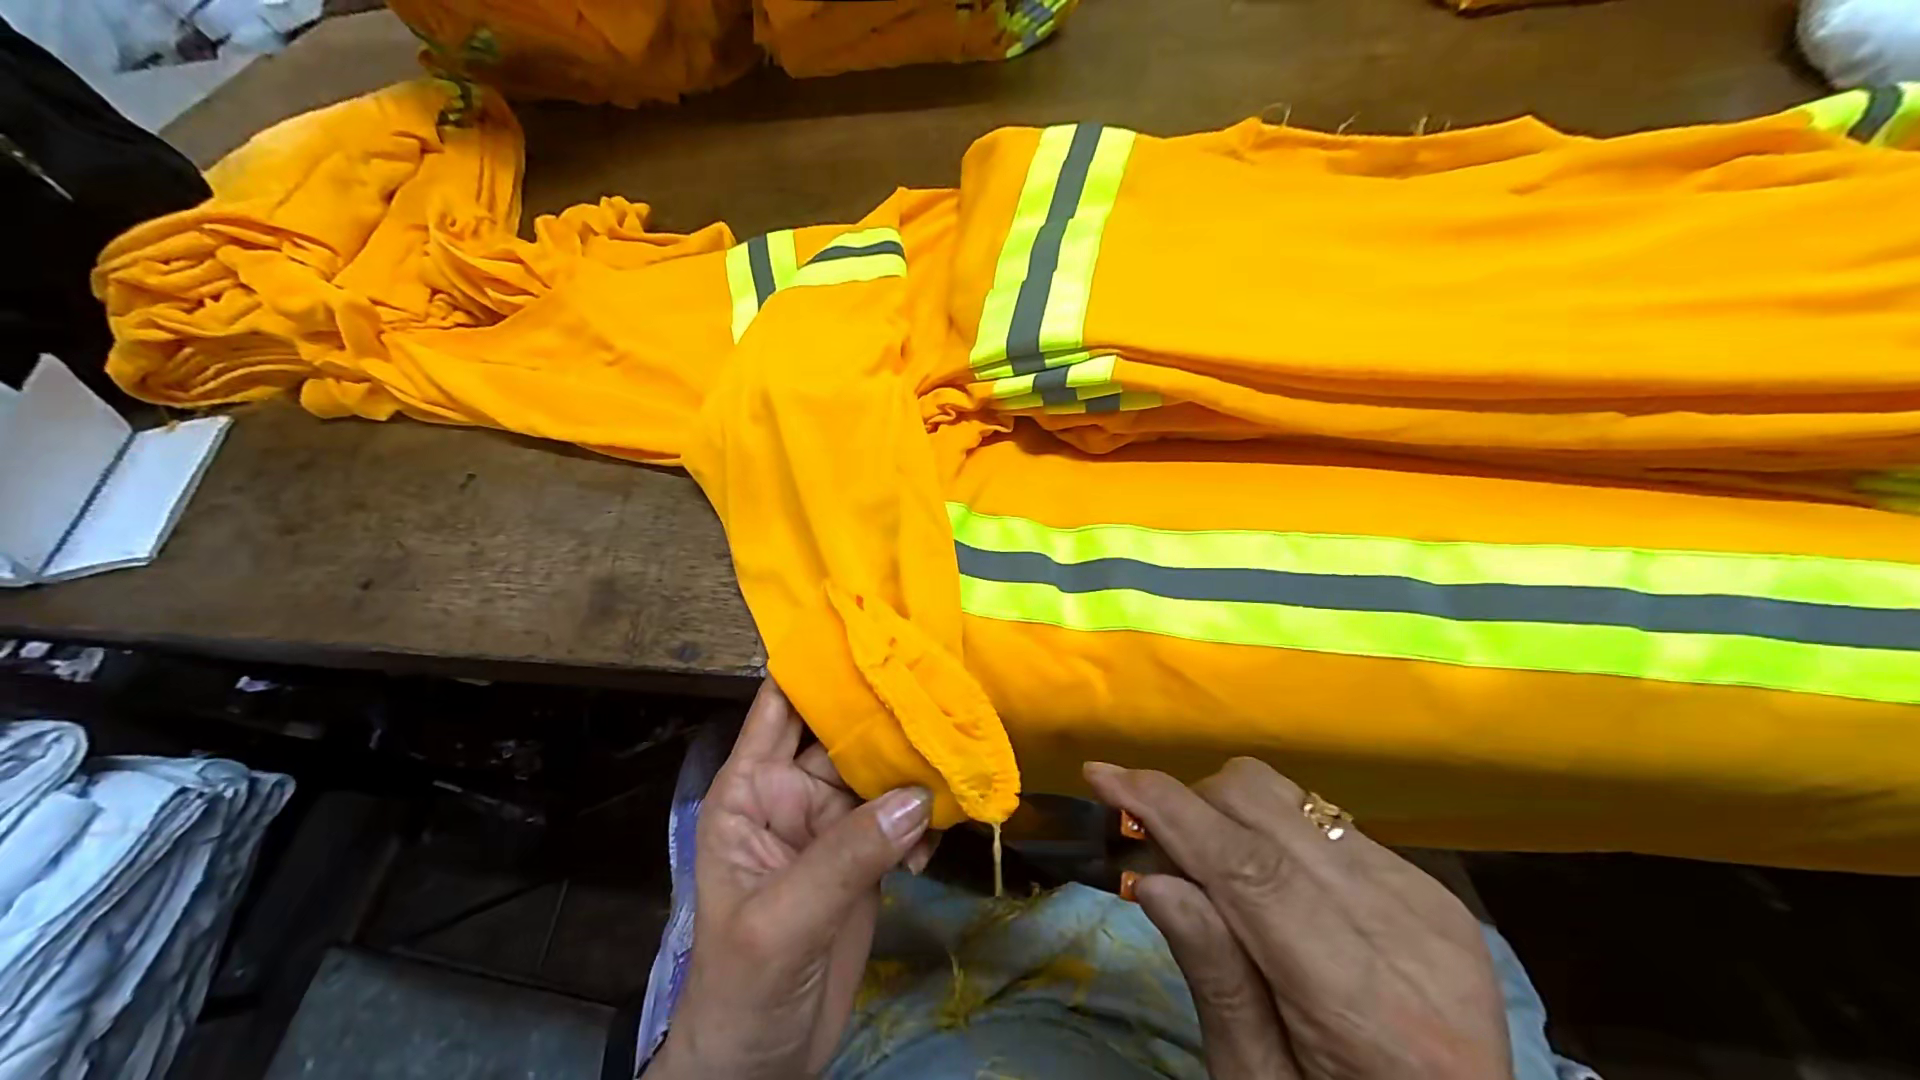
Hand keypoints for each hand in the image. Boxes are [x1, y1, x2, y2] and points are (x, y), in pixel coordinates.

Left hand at [646, 680, 933, 1079]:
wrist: (763, 1065)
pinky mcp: (864, 856)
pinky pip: (900, 817)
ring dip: (914, 766)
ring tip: (955, 756)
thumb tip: (918, 794)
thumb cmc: (743, 987)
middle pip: (843, 734)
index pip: (780, 707)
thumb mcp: (782, 921)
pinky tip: (936, 836)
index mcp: (751, 790)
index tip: (863, 627)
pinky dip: (922, 819)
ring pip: (879, 773)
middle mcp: (792, 795)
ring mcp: (832, 826)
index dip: (814, 664)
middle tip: (937, 683)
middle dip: (884, 711)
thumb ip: (845, 856)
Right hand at [1084, 758, 1508, 1079]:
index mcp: (1373, 1012)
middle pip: (1268, 812)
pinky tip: (1263, 880)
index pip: (1251, 873)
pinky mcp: (1430, 886)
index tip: (1102, 775)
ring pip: (1289, 798)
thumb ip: (1215, 980)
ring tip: (1205, 865)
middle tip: (1153, 852)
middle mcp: (1412, 935)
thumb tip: (1151, 880)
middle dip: (1189, 807)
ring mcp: (1429, 901)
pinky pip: (1320, 818)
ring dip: (1226, 813)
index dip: (1170, 811)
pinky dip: (1268, 830)